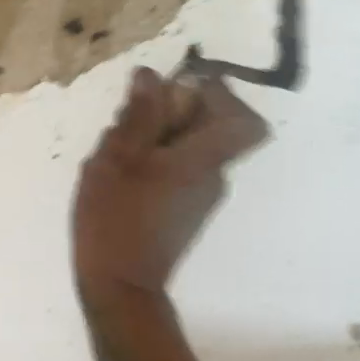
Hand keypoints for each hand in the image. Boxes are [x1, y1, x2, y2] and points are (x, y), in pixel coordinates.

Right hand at [73, 67, 269, 295]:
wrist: (119, 284)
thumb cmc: (115, 216)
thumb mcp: (117, 156)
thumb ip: (139, 115)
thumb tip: (153, 76)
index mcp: (202, 160)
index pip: (245, 120)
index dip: (220, 95)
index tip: (178, 87)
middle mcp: (213, 176)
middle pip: (213, 128)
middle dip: (172, 111)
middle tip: (128, 118)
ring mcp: (200, 196)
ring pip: (190, 146)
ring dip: (156, 135)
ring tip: (114, 147)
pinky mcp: (182, 210)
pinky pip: (178, 168)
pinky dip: (153, 158)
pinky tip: (118, 172)